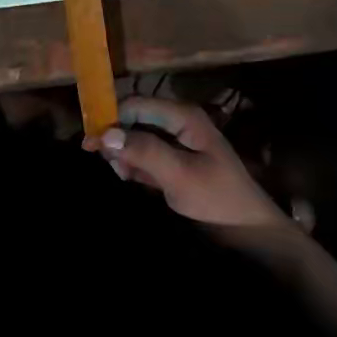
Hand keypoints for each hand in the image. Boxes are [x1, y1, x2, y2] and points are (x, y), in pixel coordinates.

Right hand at [84, 97, 289, 230]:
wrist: (248, 232)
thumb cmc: (217, 199)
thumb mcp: (180, 175)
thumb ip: (144, 151)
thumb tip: (105, 134)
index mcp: (184, 116)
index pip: (137, 104)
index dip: (111, 118)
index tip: (89, 141)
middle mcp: (179, 123)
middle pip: (135, 118)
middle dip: (115, 136)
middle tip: (100, 160)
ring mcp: (177, 143)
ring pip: (137, 137)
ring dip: (123, 152)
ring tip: (120, 173)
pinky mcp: (174, 162)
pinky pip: (145, 154)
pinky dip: (132, 163)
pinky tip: (127, 176)